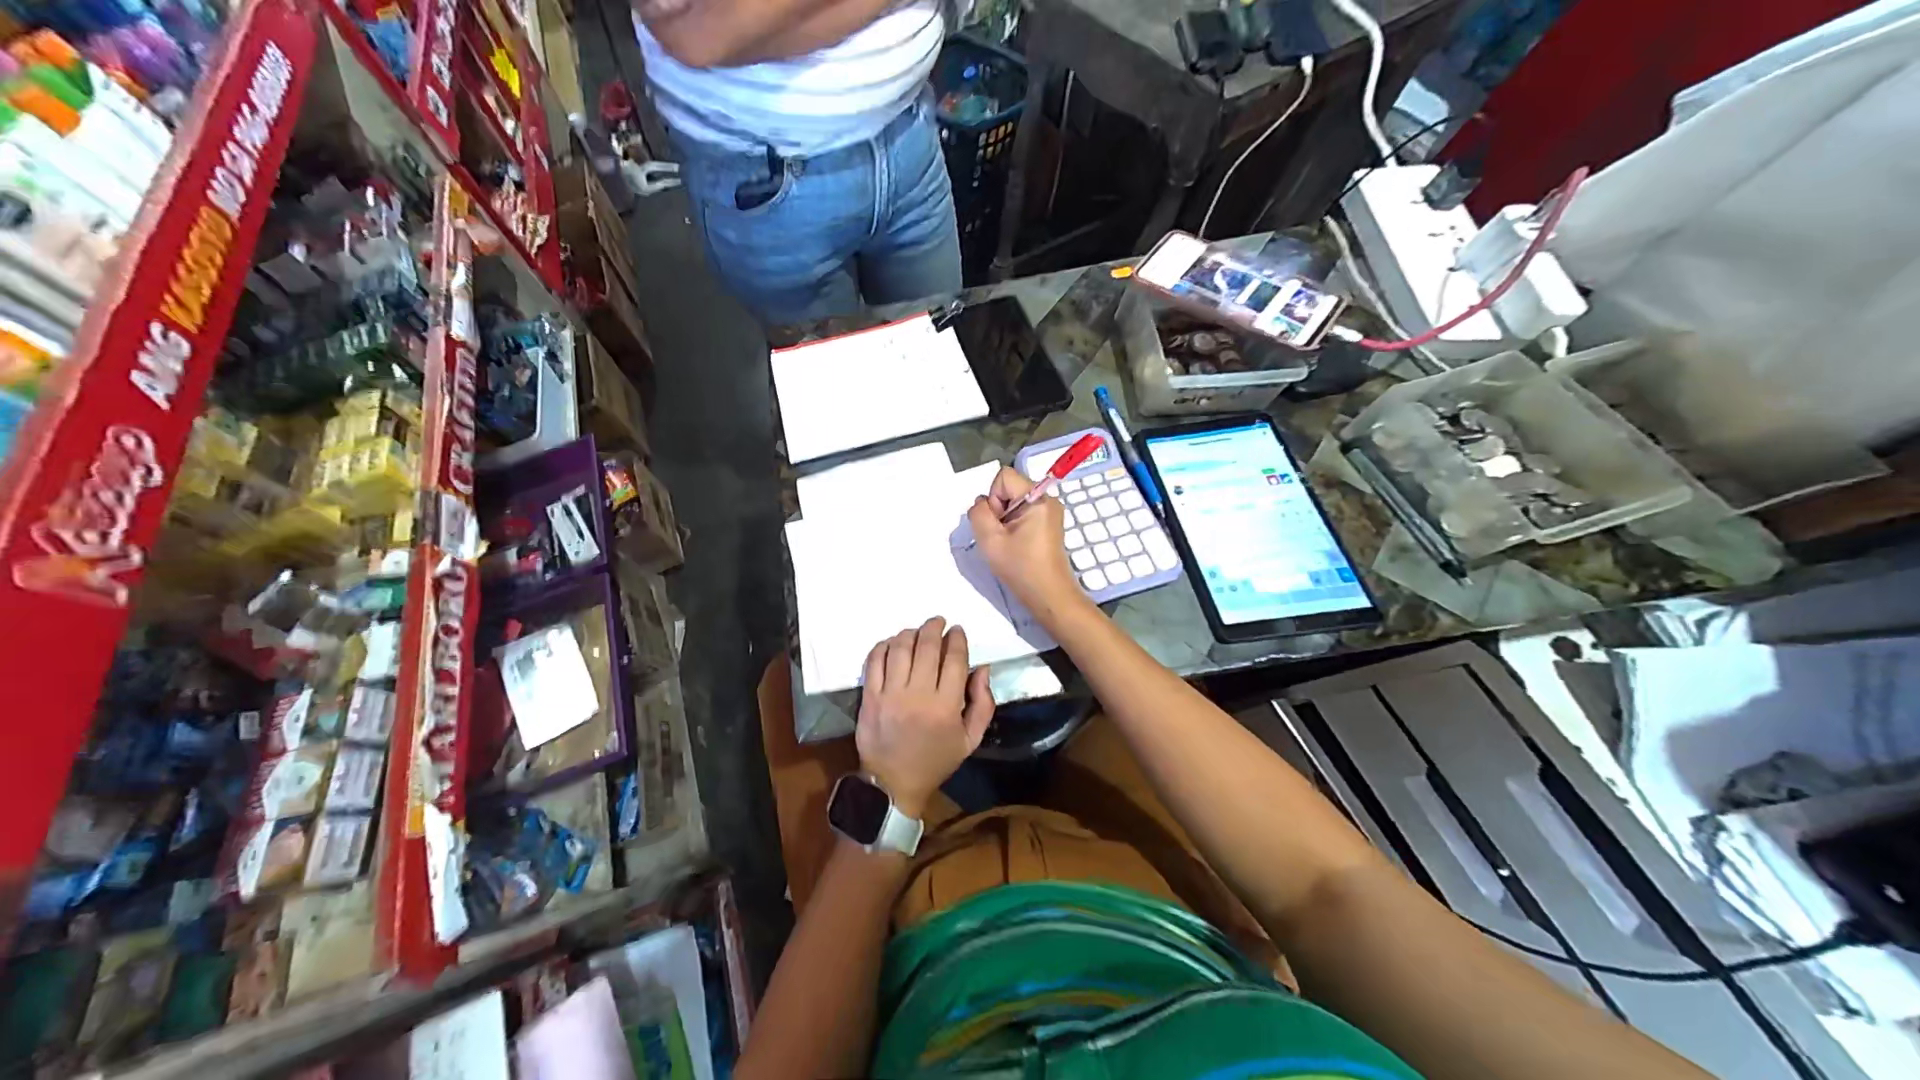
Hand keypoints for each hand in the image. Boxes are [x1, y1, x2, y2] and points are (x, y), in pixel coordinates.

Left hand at [856, 618, 992, 817]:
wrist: (893, 784)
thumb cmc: (935, 761)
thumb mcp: (970, 740)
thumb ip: (983, 704)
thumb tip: (983, 668)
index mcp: (946, 706)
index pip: (954, 659)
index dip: (957, 639)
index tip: (957, 631)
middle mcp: (918, 695)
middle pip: (927, 647)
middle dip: (934, 627)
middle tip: (938, 622)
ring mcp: (890, 694)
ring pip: (900, 648)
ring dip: (910, 633)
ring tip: (917, 631)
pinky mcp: (870, 697)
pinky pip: (875, 660)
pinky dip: (884, 645)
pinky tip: (893, 643)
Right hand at [967, 467, 1083, 616]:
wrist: (1049, 595)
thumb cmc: (1021, 568)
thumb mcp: (989, 539)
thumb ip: (978, 513)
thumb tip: (982, 503)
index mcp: (1037, 498)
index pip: (1003, 476)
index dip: (993, 498)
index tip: (999, 524)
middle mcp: (1047, 499)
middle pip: (1009, 488)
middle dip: (998, 509)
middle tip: (1002, 537)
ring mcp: (1049, 512)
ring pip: (1014, 502)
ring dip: (1004, 520)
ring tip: (1009, 543)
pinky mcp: (1048, 524)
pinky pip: (1022, 513)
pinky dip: (1013, 526)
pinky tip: (1015, 546)